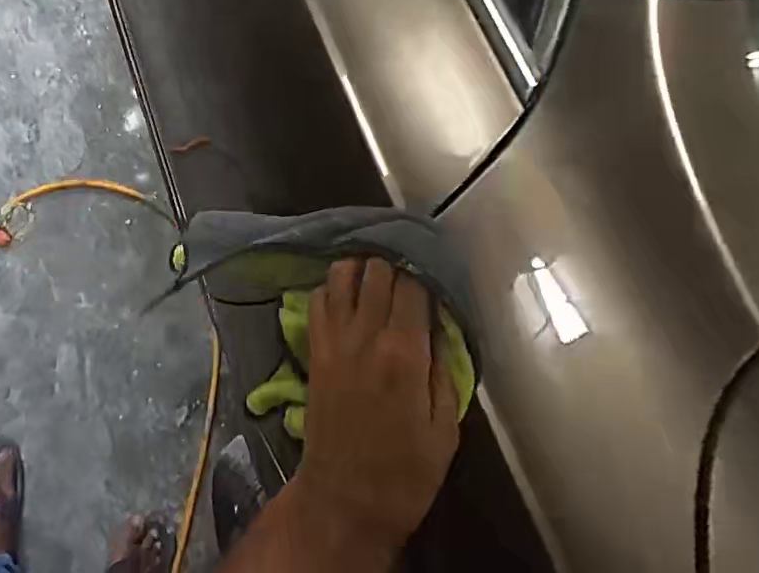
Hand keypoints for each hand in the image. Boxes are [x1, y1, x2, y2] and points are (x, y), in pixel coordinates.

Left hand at [297, 257, 459, 549]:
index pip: (412, 286)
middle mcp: (365, 335)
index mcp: (404, 354)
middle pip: (375, 270)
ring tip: (375, 270)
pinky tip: (346, 291)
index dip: (422, 268)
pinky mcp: (314, 347)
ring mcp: (334, 338)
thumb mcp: (445, 429)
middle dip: (392, 261)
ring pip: (340, 274)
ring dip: (359, 265)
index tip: (431, 265)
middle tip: (406, 265)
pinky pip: (317, 298)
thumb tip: (439, 327)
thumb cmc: (406, 473)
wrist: (345, 497)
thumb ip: (443, 370)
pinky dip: (332, 286)